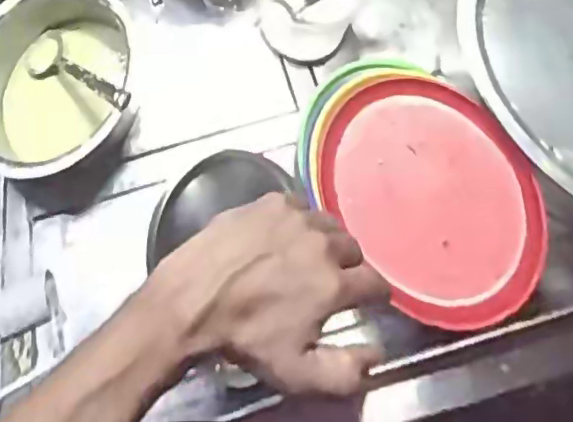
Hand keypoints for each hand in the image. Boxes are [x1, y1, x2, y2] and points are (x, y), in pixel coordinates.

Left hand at [142, 193, 388, 395]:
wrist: (193, 297)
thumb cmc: (245, 337)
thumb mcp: (297, 373)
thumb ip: (346, 371)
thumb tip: (379, 355)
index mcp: (333, 284)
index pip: (376, 282)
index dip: (374, 295)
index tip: (366, 300)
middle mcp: (322, 243)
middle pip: (353, 249)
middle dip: (348, 266)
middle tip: (327, 281)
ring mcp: (297, 216)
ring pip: (329, 225)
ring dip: (324, 241)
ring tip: (303, 257)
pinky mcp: (273, 200)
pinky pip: (301, 206)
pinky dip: (298, 220)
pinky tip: (279, 237)